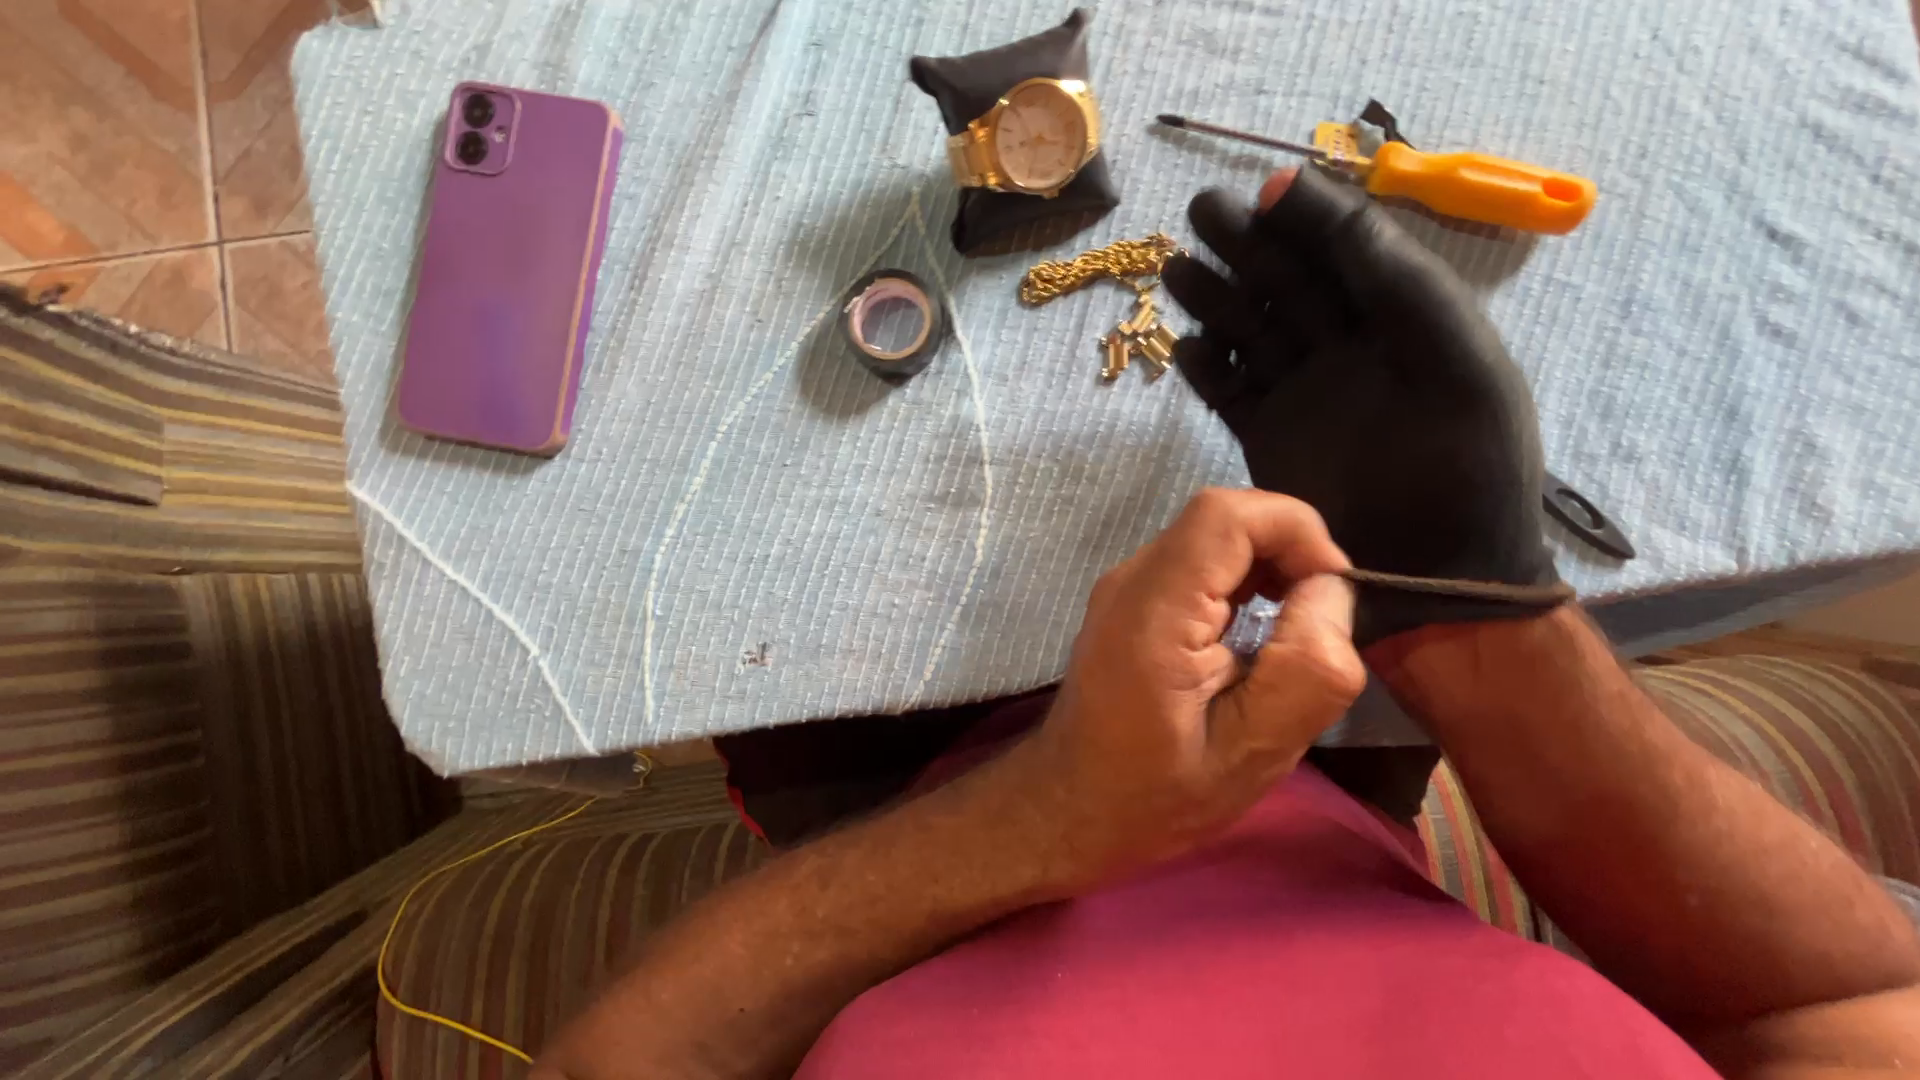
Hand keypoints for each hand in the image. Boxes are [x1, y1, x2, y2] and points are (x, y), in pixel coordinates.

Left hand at [995, 488, 1364, 896]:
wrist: (1072, 806)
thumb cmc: (1158, 794)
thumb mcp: (1252, 750)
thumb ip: (1305, 667)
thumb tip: (1329, 589)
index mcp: (1153, 609)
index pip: (1226, 513)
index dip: (1295, 531)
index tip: (1332, 592)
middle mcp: (1130, 580)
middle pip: (1221, 520)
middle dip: (1288, 552)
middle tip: (1319, 621)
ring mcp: (1124, 587)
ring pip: (1211, 539)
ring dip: (1267, 569)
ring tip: (1292, 635)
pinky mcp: (1129, 602)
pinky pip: (1195, 565)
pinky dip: (1240, 584)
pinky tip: (1255, 638)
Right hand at [1162, 168, 1559, 644]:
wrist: (1436, 572)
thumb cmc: (1464, 466)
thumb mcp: (1454, 359)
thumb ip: (1397, 280)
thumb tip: (1323, 209)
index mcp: (1403, 320)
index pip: (1348, 250)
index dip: (1308, 216)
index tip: (1264, 189)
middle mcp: (1346, 349)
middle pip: (1287, 282)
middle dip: (1246, 244)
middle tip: (1200, 211)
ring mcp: (1301, 394)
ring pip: (1248, 331)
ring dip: (1214, 299)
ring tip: (1176, 270)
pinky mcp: (1265, 436)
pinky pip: (1227, 392)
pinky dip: (1205, 368)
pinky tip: (1187, 347)